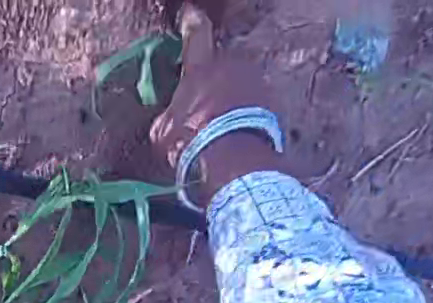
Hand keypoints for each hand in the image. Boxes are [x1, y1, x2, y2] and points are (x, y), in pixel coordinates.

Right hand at [150, 4, 287, 204]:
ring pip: (236, 84)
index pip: (196, 35)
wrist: (231, 158)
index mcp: (200, 67)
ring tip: (217, 125)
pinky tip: (232, 133)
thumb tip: (168, 117)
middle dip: (210, 79)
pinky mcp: (270, 100)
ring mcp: (253, 79)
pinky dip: (241, 114)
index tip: (189, 12)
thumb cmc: (190, 140)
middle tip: (199, 102)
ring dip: (227, 98)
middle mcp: (230, 63)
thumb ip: (166, 116)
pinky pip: (250, 103)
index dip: (191, 22)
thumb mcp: (162, 133)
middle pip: (219, 65)